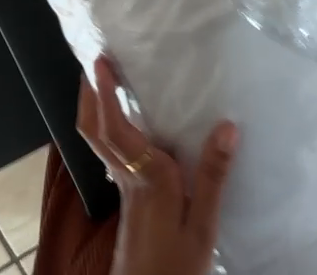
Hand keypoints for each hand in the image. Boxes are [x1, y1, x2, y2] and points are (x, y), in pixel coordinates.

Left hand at [78, 57, 239, 274]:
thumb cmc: (175, 263)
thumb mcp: (202, 224)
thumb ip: (212, 175)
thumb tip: (227, 126)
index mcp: (145, 176)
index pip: (114, 128)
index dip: (104, 93)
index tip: (101, 61)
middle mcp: (126, 175)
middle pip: (93, 130)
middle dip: (89, 94)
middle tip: (95, 61)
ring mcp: (123, 186)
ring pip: (98, 140)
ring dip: (95, 107)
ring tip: (108, 78)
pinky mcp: (127, 195)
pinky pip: (110, 150)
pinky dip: (110, 125)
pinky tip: (130, 120)